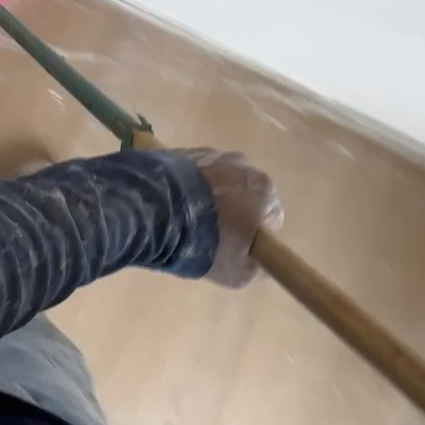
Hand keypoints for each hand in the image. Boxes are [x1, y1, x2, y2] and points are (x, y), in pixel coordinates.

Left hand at [180, 147, 282, 288]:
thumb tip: (257, 259)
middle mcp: (240, 163)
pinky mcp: (178, 151)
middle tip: (210, 231)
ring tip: (187, 217)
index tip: (236, 245)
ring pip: (216, 179)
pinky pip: (190, 172)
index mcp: (263, 188)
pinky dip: (186, 184)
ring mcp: (207, 154)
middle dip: (231, 209)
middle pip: (243, 192)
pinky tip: (172, 203)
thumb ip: (258, 265)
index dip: (254, 234)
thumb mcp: (240, 273)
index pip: (269, 215)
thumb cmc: (207, 243)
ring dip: (207, 194)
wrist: (155, 212)